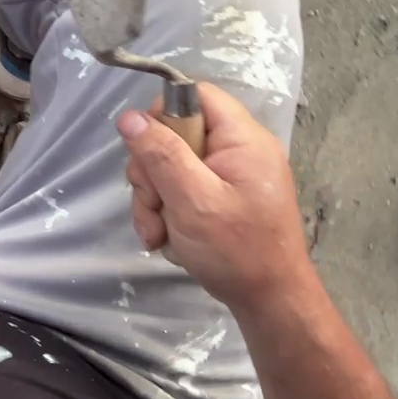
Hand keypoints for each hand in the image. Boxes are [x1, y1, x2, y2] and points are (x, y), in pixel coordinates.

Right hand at [118, 84, 315, 313]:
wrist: (268, 302)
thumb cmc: (237, 250)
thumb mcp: (193, 200)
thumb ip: (161, 155)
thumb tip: (129, 117)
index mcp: (242, 140)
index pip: (195, 96)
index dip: (163, 114)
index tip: (146, 148)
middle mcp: (234, 151)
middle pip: (171, 134)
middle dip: (150, 172)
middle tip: (154, 204)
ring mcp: (224, 176)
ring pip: (166, 166)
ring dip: (151, 199)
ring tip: (158, 231)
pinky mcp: (215, 198)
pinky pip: (174, 190)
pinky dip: (162, 212)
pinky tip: (165, 237)